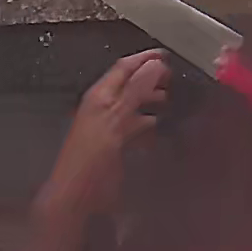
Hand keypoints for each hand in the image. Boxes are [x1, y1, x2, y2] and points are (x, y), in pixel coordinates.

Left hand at [37, 49, 170, 219]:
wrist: (77, 195)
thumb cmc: (93, 156)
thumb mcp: (116, 120)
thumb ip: (136, 91)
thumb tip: (156, 64)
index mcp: (101, 95)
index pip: (124, 67)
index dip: (145, 59)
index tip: (167, 55)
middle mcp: (104, 106)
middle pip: (129, 84)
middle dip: (151, 78)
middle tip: (175, 78)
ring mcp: (109, 125)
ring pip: (133, 104)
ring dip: (151, 99)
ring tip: (172, 98)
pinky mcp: (114, 144)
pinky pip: (134, 126)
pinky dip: (148, 122)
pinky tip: (161, 126)